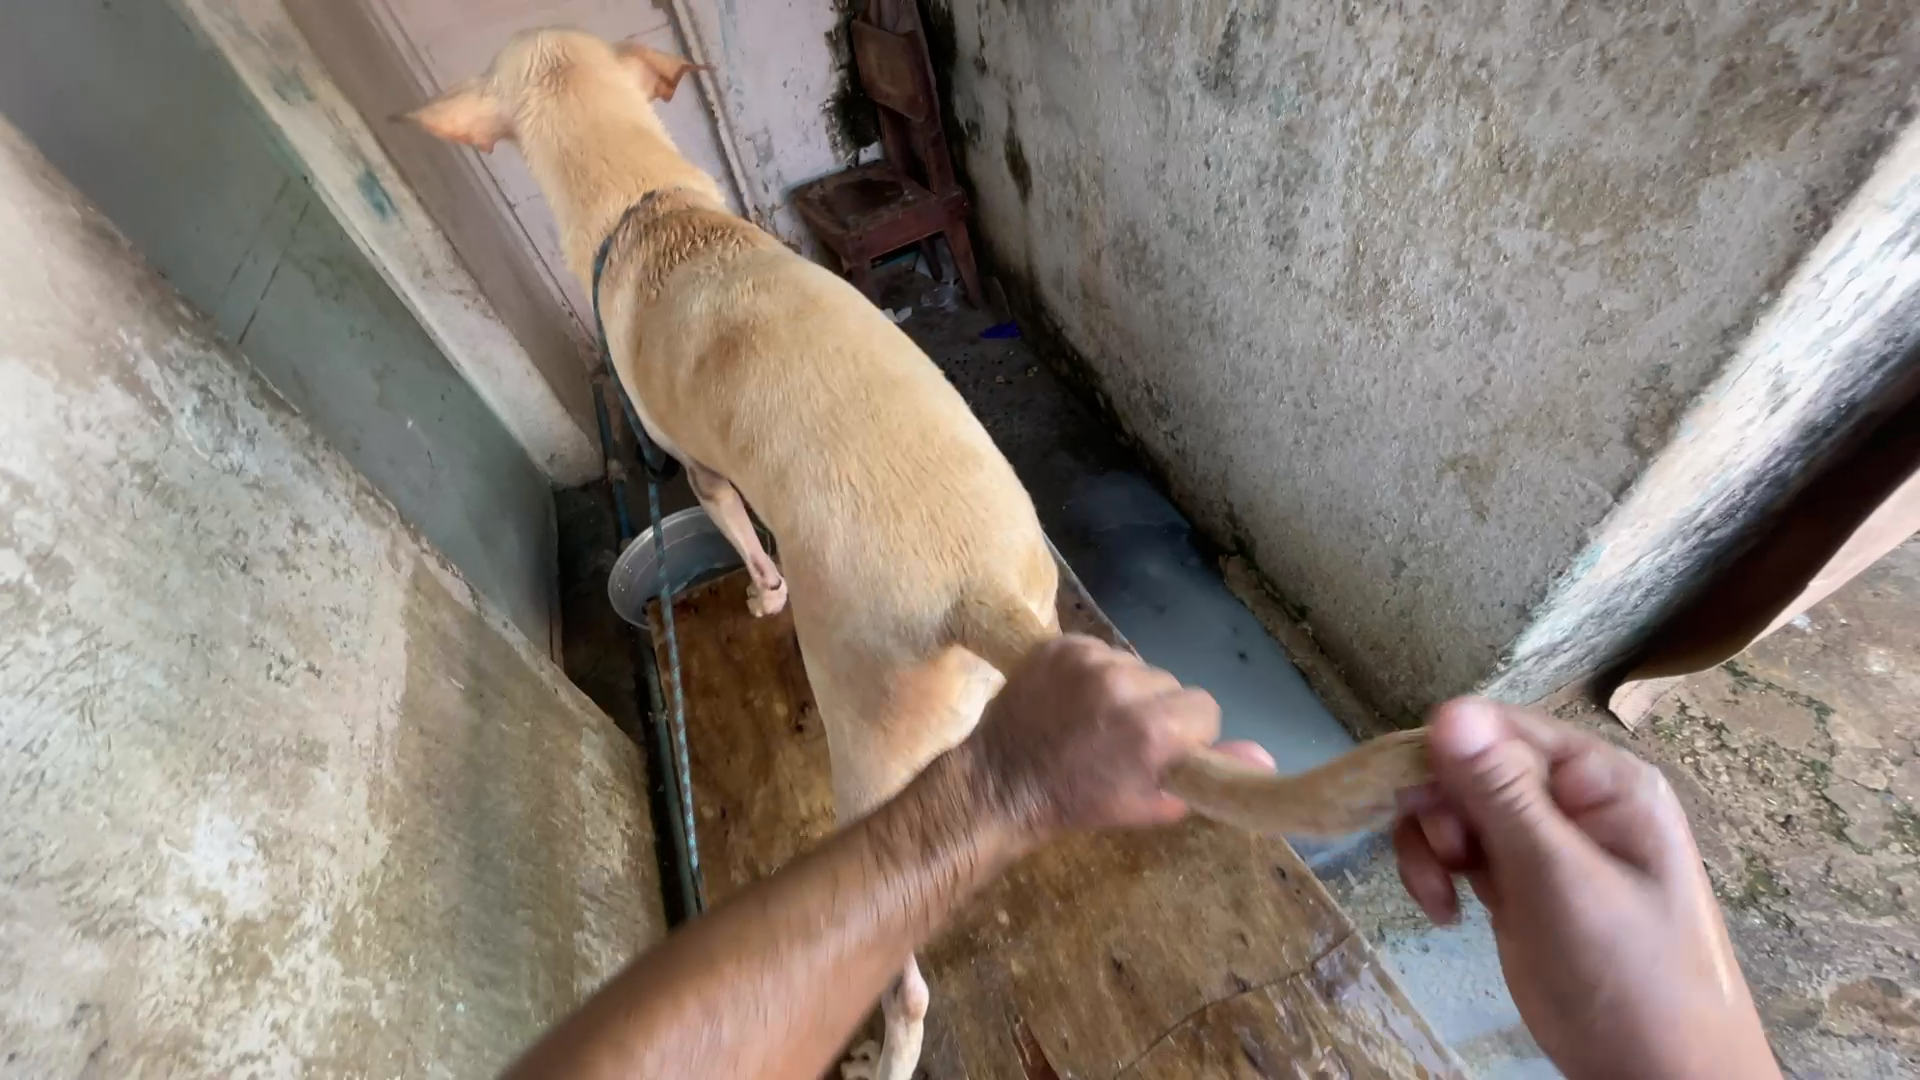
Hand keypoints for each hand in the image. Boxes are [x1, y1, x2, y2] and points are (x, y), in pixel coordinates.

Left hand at [961, 635, 1268, 841]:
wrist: (1002, 782)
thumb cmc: (1079, 802)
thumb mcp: (1150, 802)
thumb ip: (1211, 775)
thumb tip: (1266, 756)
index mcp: (1154, 727)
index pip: (1204, 708)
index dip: (1188, 731)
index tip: (1163, 747)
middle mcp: (1125, 684)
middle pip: (1168, 682)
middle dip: (1156, 706)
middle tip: (1123, 733)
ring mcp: (1087, 659)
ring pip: (1133, 663)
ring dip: (1123, 686)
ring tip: (1092, 714)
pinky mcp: (1058, 644)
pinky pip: (1097, 649)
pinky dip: (1091, 670)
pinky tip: (1070, 696)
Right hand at [1394, 698, 1778, 1079]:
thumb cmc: (1628, 975)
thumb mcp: (1558, 877)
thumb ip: (1500, 791)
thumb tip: (1445, 709)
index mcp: (1598, 780)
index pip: (1498, 728)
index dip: (1451, 758)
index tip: (1432, 807)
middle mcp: (1564, 795)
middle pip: (1460, 765)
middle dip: (1438, 811)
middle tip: (1448, 857)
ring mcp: (1533, 835)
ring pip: (1442, 804)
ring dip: (1427, 845)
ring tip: (1442, 895)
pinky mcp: (1506, 871)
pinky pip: (1443, 843)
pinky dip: (1430, 871)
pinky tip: (1445, 910)